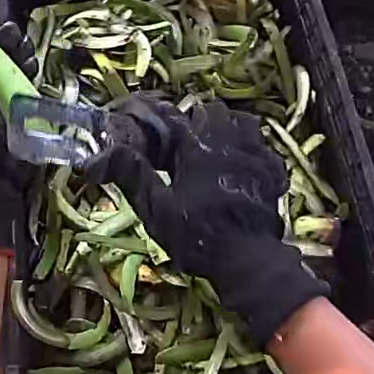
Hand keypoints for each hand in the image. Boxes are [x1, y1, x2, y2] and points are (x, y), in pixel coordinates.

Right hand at [85, 97, 327, 343]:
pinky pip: (262, 147)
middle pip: (211, 112)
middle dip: (196, 119)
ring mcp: (256, 155)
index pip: (172, 117)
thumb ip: (132, 176)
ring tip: (213, 146)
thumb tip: (100, 154)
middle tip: (183, 141)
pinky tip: (241, 165)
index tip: (145, 124)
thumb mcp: (156, 209)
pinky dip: (250, 149)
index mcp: (197, 147)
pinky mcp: (273, 171)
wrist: (248, 262)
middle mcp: (228, 141)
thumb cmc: (197, 236)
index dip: (157, 119)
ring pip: (242, 123)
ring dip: (226, 128)